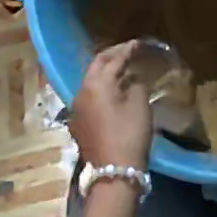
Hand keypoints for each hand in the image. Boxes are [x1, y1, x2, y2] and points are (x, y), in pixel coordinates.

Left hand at [68, 41, 151, 172]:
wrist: (113, 172)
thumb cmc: (130, 134)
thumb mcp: (140, 104)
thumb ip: (136, 83)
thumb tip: (132, 77)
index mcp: (96, 83)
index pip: (113, 59)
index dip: (128, 49)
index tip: (139, 43)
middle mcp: (81, 91)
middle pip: (96, 66)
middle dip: (113, 56)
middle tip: (129, 51)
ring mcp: (77, 107)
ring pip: (91, 81)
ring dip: (106, 73)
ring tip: (123, 70)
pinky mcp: (78, 122)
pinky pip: (90, 96)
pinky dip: (102, 89)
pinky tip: (114, 92)